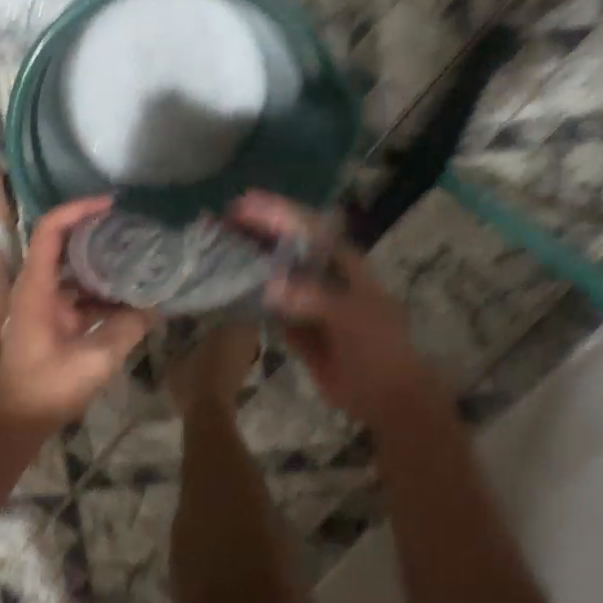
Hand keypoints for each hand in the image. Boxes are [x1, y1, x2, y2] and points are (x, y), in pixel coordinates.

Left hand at [0, 196, 153, 431]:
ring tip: (141, 258)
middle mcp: (35, 288)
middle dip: (98, 234)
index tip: (112, 204)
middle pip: (65, 246)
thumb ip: (125, 330)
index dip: (78, 209)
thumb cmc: (41, 389)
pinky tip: (132, 299)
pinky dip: (102, 294)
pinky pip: (78, 298)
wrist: (6, 422)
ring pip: (74, 273)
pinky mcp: (51, 325)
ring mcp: (42, 306)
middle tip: (134, 228)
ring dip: (103, 266)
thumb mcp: (91, 362)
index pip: (51, 230)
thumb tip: (155, 308)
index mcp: (35, 287)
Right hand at [231, 191, 439, 420]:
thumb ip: (312, 297)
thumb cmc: (378, 349)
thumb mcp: (350, 317)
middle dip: (254, 230)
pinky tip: (224, 284)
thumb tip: (270, 286)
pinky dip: (247, 293)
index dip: (275, 212)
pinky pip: (266, 303)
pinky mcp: (294, 325)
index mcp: (342, 263)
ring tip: (215, 244)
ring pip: (272, 272)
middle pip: (284, 245)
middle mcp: (322, 274)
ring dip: (247, 258)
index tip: (243, 203)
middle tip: (220, 220)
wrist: (387, 398)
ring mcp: (307, 300)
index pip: (305, 227)